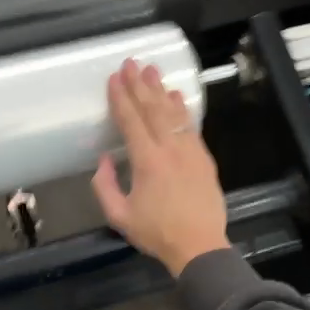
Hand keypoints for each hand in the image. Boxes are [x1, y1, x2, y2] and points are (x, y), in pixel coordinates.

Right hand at [92, 59, 230, 275]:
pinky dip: (182, 109)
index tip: (113, 78)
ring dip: (161, 90)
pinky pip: (190, 126)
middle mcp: (170, 149)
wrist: (199, 246)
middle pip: (153, 109)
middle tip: (132, 63)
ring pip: (174, 113)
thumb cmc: (157, 233)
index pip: (131, 120)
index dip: (120, 97)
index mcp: (147, 161)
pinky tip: (176, 97)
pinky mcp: (204, 158)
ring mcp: (190, 151)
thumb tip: (104, 160)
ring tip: (152, 71)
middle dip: (140, 84)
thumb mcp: (119, 216)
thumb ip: (105, 186)